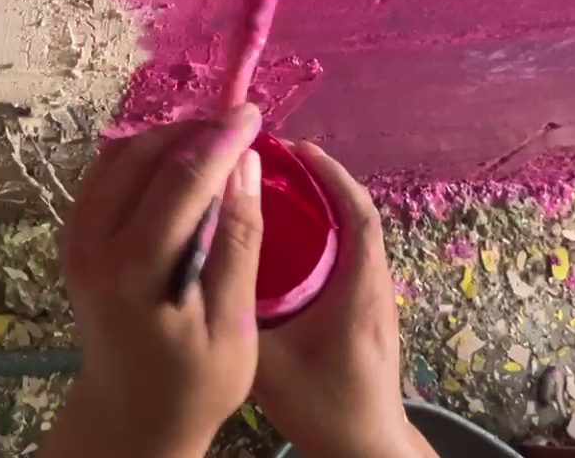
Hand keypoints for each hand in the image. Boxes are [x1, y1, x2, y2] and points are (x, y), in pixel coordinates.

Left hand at [41, 103, 264, 457]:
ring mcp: (74, 234)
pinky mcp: (71, 231)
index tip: (252, 113)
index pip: (182, 180)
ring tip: (211, 135)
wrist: (128, 411)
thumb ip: (238, 241)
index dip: (220, 139)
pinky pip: (103, 172)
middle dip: (194, 130)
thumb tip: (246, 165)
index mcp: (136, 270)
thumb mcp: (233, 325)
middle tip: (235, 122)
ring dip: (165, 136)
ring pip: (118, 155)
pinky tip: (174, 157)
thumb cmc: (194, 381)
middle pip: (143, 155)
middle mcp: (93, 241)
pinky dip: (139, 153)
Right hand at [254, 144, 434, 457]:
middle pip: (356, 212)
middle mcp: (374, 283)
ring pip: (354, 230)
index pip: (358, 214)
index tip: (295, 148)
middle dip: (320, 177)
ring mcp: (373, 296)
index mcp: (359, 288)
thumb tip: (200, 261)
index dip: (331, 174)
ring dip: (322, 199)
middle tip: (274, 157)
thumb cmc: (324, 406)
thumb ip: (238, 311)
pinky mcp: (365, 307)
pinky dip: (322, 224)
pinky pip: (348, 248)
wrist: (367, 452)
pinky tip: (286, 228)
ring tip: (276, 181)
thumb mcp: (270, 362)